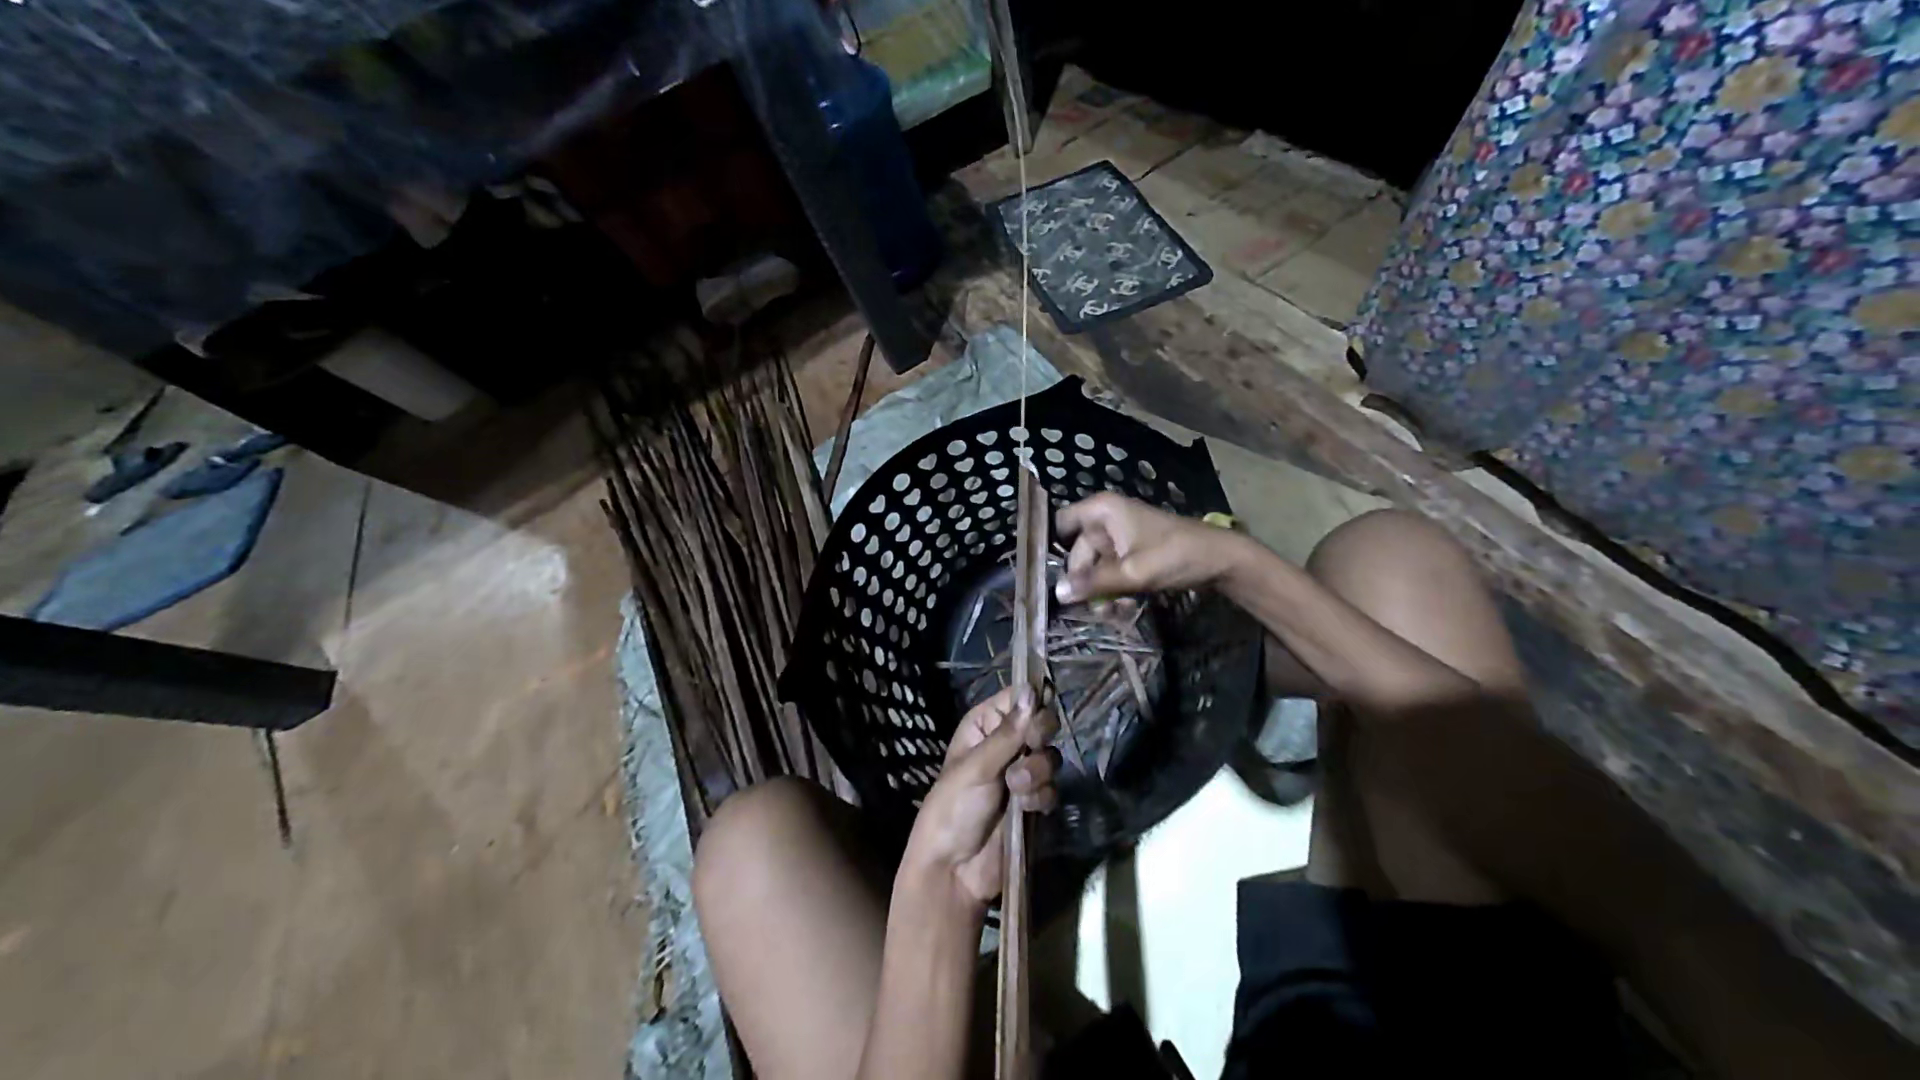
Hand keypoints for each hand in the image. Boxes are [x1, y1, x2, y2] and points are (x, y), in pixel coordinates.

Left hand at [902, 686, 1060, 908]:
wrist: (955, 869)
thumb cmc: (952, 808)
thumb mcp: (976, 767)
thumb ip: (1008, 733)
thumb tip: (1032, 692)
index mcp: (983, 724)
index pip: (1018, 697)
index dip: (1033, 702)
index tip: (1035, 716)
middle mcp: (1005, 742)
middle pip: (1042, 723)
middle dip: (1039, 738)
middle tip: (1029, 748)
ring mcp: (1021, 771)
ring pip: (1050, 757)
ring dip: (1037, 772)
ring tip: (1016, 789)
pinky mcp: (1035, 800)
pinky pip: (1052, 787)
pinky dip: (1041, 796)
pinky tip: (1025, 808)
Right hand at [1054, 492, 1244, 603]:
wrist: (1223, 561)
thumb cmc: (1176, 556)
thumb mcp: (1132, 573)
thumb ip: (1093, 583)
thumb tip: (1057, 593)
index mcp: (1102, 511)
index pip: (1062, 523)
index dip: (1054, 548)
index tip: (1052, 577)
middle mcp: (1106, 520)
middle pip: (1078, 553)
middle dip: (1086, 583)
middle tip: (1096, 610)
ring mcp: (1119, 538)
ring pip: (1095, 568)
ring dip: (1102, 592)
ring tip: (1116, 613)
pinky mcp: (1132, 553)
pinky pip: (1111, 572)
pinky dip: (1115, 590)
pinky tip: (1126, 607)